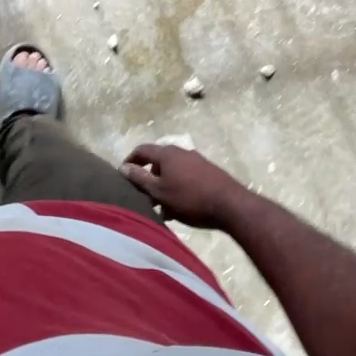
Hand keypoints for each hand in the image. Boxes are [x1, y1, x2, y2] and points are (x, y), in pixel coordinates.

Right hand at [122, 143, 255, 229]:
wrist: (232, 206)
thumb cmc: (190, 199)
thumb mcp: (159, 192)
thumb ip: (139, 178)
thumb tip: (123, 167)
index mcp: (167, 153)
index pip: (142, 149)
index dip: (130, 160)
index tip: (124, 175)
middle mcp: (182, 152)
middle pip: (158, 161)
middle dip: (149, 177)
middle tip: (144, 195)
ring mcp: (198, 161)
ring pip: (173, 171)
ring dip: (164, 185)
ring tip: (162, 206)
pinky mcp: (210, 172)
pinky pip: (187, 177)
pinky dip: (179, 187)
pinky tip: (181, 206)